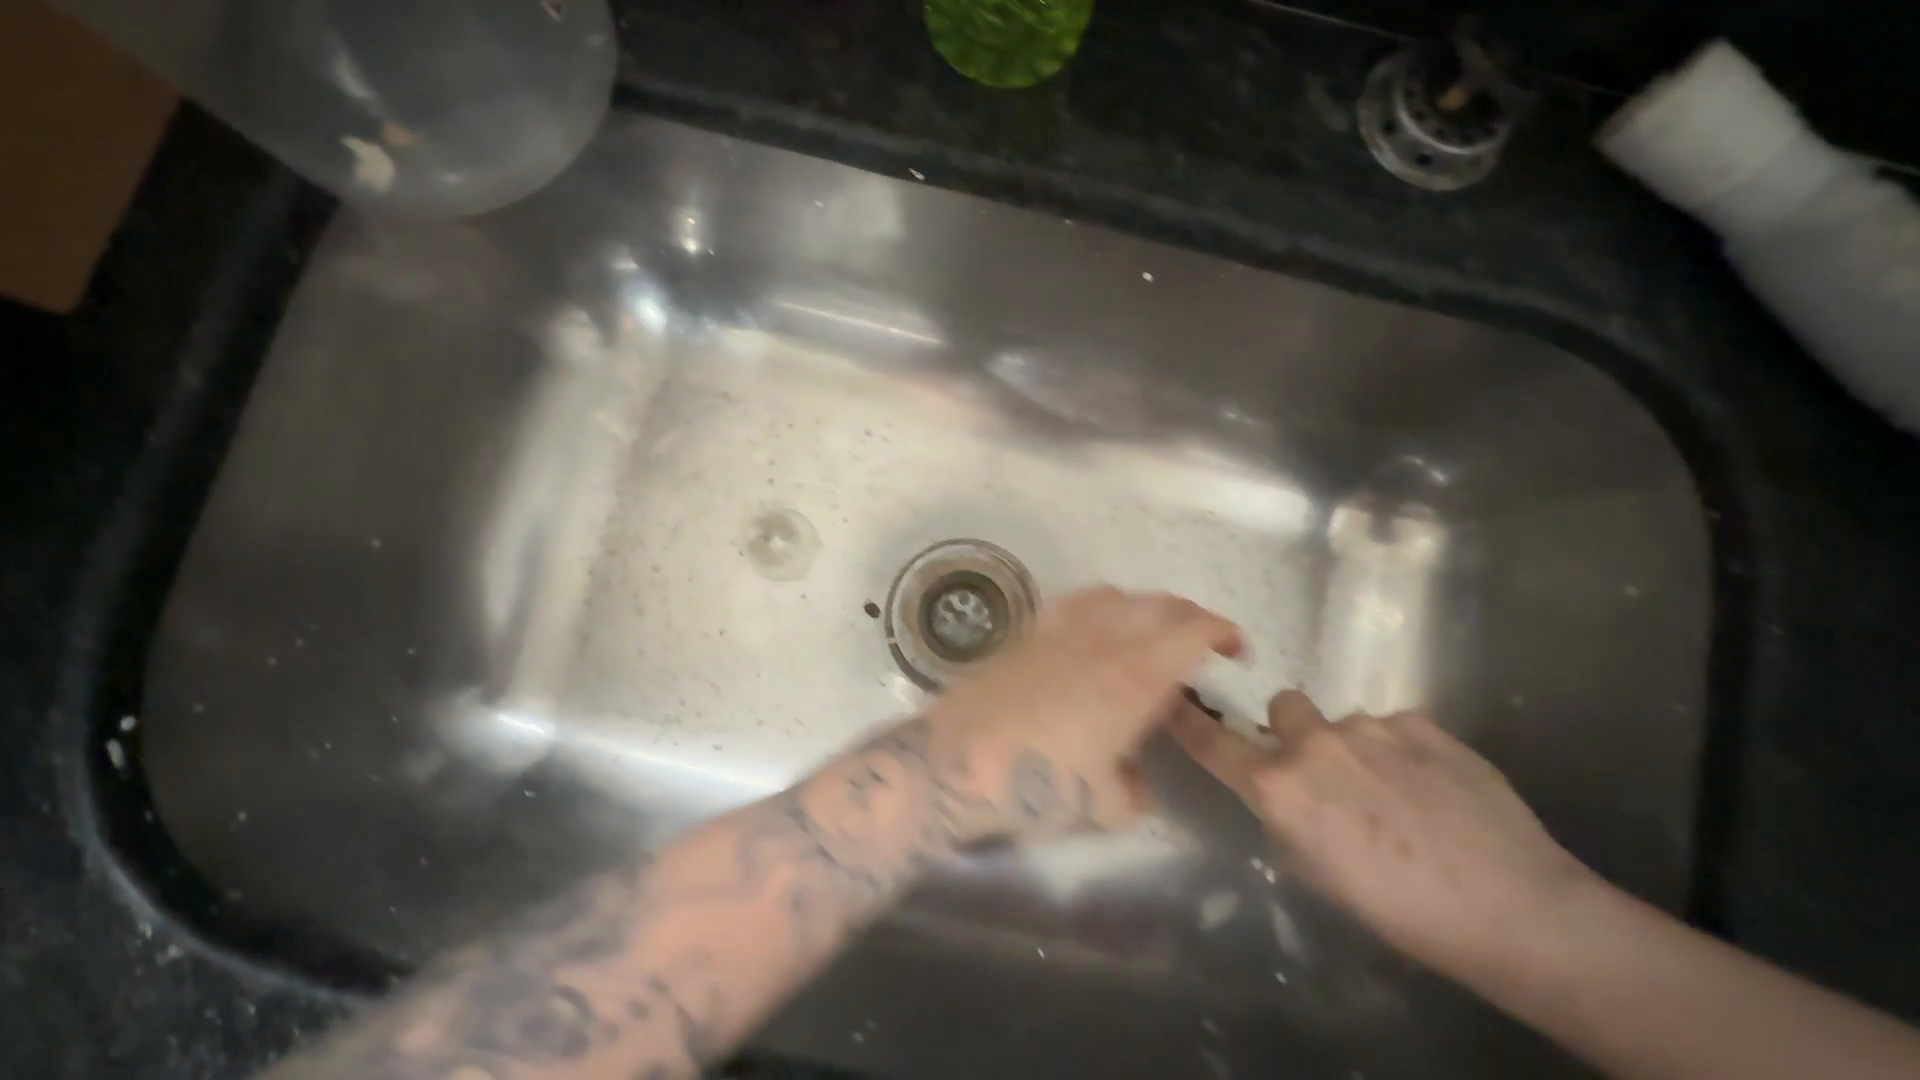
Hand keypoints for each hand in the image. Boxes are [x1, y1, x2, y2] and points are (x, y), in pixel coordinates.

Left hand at [925, 586, 1242, 841]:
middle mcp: (1104, 639)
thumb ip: (1133, 792)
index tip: (1236, 649)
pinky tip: (1096, 627)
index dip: (1223, 632)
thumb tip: (1137, 783)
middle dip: (1191, 617)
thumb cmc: (1037, 785)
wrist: (956, 764)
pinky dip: (1101, 605)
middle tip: (1201, 641)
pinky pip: (1076, 602)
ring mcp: (1062, 630)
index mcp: (1136, 676)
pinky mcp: (1027, 632)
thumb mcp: (1102, 806)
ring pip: (1119, 596)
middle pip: (1161, 605)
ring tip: (1152, 631)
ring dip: (1147, 607)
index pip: (1194, 631)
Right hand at [1168, 691, 1598, 981]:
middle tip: (1332, 776)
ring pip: (1344, 722)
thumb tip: (1288, 795)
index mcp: (1279, 788)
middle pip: (1284, 710)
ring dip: (1356, 748)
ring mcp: (1370, 727)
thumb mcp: (1317, 872)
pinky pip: (1394, 727)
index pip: (1214, 743)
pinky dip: (1402, 751)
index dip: (1188, 720)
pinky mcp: (1422, 722)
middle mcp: (1314, 745)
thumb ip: (1288, 819)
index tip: (1169, 696)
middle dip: (1296, 734)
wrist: (1508, 906)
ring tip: (1399, 795)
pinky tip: (1434, 789)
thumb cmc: (1399, 909)